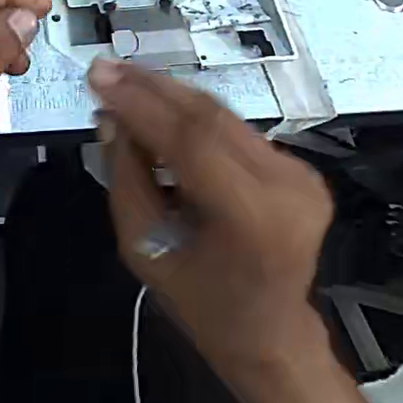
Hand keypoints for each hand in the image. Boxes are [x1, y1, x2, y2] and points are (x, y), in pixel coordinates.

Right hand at [88, 58, 334, 390]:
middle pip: (212, 118)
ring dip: (174, 97)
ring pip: (226, 117)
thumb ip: (127, 179)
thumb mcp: (146, 249)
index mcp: (252, 218)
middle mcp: (287, 188)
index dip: (141, 103)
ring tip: (128, 81)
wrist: (269, 331)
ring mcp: (301, 175)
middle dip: (153, 89)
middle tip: (109, 71)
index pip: (190, 140)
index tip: (100, 78)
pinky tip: (163, 107)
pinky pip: (239, 132)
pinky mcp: (302, 168)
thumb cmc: (202, 303)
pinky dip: (198, 118)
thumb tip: (112, 118)